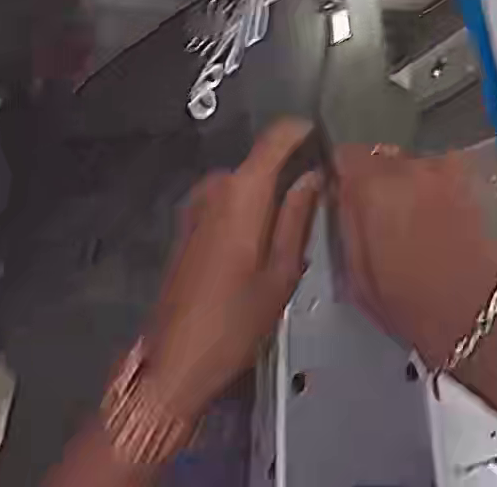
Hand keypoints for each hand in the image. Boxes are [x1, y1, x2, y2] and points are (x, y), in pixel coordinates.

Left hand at [139, 119, 322, 416]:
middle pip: (263, 160)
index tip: (326, 139)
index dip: (303, 130)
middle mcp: (216, 188)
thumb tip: (313, 176)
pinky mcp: (188, 223)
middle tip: (318, 200)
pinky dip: (250, 206)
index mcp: (242, 192)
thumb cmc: (233, 321)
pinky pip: (229, 198)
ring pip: (247, 181)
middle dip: (291, 171)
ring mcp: (197, 204)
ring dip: (270, 192)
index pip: (277, 136)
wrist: (170, 366)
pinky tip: (261, 242)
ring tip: (293, 228)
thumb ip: (299, 215)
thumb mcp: (282, 271)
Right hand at [333, 145, 496, 364]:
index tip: (344, 188)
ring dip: (408, 183)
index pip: (346, 155)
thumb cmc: (411, 303)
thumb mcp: (356, 271)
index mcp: (372, 188)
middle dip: (377, 181)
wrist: (474, 310)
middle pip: (381, 157)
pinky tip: (441, 217)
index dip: (342, 173)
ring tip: (416, 220)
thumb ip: (346, 220)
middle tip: (381, 214)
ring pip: (412, 164)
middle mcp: (408, 166)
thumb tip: (340, 196)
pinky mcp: (469, 177)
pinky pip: (441, 172)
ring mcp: (442, 168)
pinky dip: (436, 187)